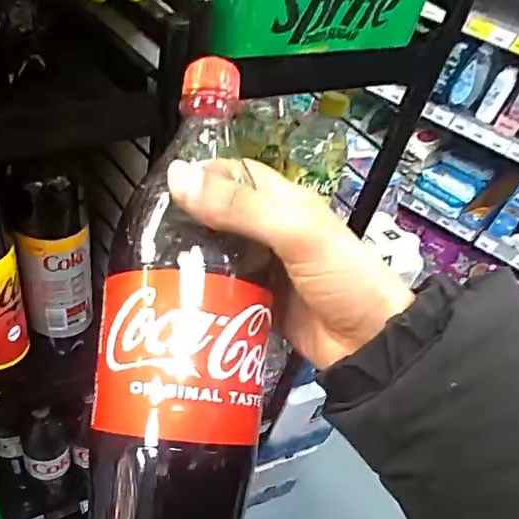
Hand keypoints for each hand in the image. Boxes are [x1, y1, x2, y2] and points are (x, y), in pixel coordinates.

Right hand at [167, 157, 413, 367]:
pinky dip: (204, 297)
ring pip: (218, 258)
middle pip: (219, 218)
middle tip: (150, 236)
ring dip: (191, 263)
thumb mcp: (295, 232)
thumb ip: (241, 208)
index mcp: (283, 203)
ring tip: (156, 269)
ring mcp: (264, 272)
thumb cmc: (345, 279)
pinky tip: (182, 302)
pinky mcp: (258, 305)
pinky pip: (224, 295)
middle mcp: (270, 234)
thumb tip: (181, 179)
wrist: (368, 343)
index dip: (201, 175)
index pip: (234, 175)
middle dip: (187, 223)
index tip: (163, 189)